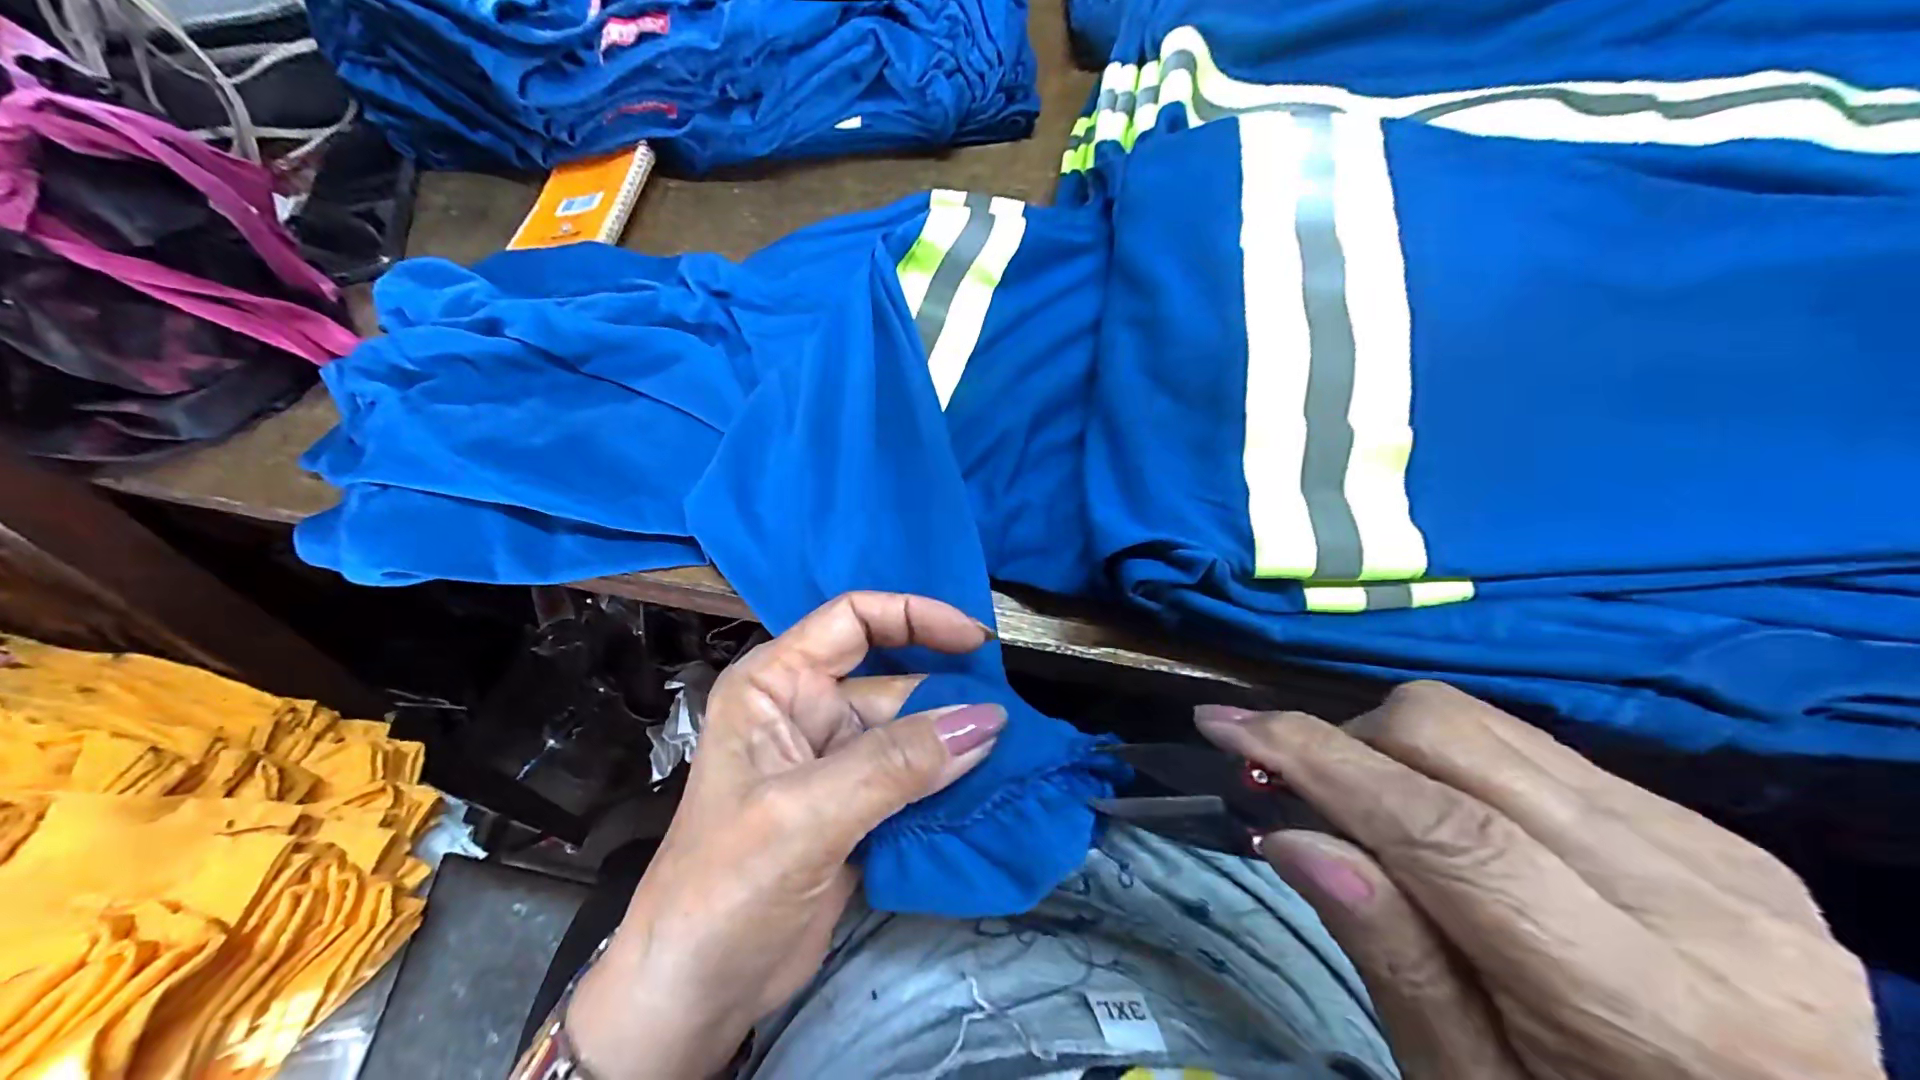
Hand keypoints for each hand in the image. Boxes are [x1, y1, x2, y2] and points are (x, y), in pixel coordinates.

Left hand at [567, 592, 1005, 1077]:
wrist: (697, 993)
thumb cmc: (726, 887)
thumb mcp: (806, 814)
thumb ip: (896, 764)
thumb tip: (988, 720)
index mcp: (776, 684)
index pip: (854, 619)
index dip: (916, 616)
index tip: (975, 638)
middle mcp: (807, 710)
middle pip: (894, 679)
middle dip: (951, 692)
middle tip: (1014, 714)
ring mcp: (834, 761)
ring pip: (912, 731)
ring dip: (959, 740)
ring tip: (1019, 749)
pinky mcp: (857, 807)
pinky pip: (916, 776)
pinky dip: (951, 779)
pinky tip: (993, 783)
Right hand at [1196, 682, 1882, 1079]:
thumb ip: (1391, 957)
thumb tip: (1289, 837)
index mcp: (1654, 1009)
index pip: (1446, 834)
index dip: (1320, 762)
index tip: (1222, 724)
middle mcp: (1701, 902)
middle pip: (1460, 743)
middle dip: (1346, 744)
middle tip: (1290, 791)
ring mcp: (1717, 853)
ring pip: (1490, 727)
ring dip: (1392, 749)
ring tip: (1362, 807)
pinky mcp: (1710, 831)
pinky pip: (1533, 749)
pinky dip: (1452, 766)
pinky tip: (1444, 821)